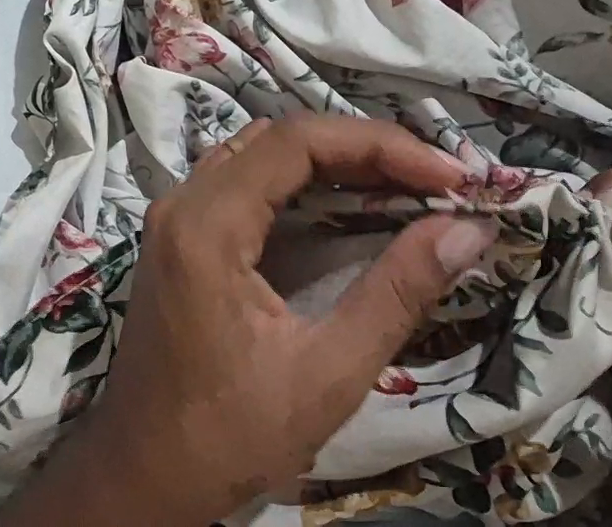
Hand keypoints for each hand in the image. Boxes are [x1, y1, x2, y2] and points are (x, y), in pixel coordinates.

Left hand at [0, 116, 499, 526]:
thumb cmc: (230, 432)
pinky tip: (348, 209)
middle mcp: (181, 203)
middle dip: (361, 150)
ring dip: (331, 164)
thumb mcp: (328, 372)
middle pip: (275, 141)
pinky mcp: (178, 237)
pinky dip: (298, 186)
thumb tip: (467, 228)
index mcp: (205, 225)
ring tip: (406, 189)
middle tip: (437, 181)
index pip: (295, 143)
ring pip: (256, 156)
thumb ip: (397, 292)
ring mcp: (173, 217)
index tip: (452, 175)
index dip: (378, 145)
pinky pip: (241, 185)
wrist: (144, 471)